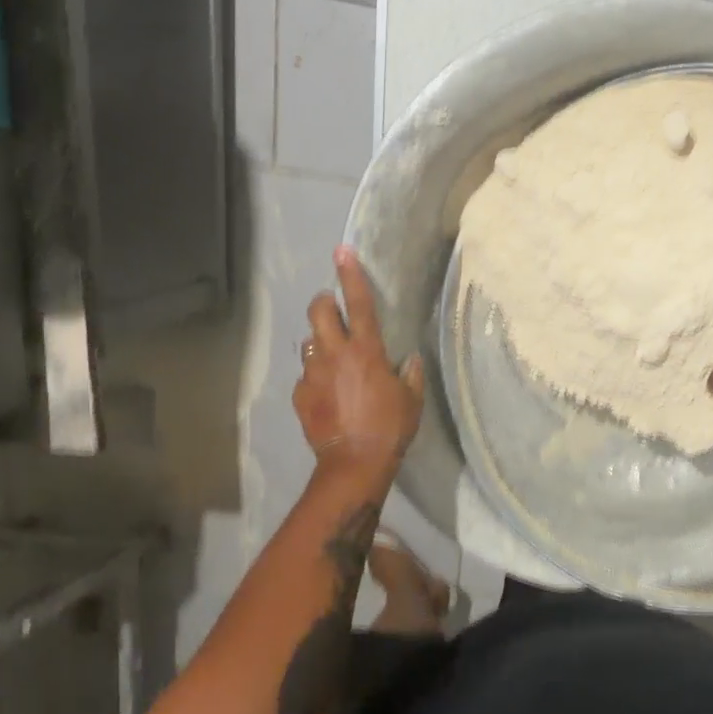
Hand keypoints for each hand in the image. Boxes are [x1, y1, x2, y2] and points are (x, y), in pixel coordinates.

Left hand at [293, 246, 424, 485]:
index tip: (343, 251)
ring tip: (335, 359)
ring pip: (310, 342)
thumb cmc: (391, 427)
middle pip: (319, 311)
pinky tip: (329, 392)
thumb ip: (409, 374)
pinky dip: (317, 375)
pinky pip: (307, 374)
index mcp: (367, 351)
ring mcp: (313, 373)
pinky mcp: (300, 393)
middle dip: (325, 304)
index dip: (351, 275)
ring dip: (322, 342)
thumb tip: (407, 359)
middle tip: (335, 311)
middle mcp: (335, 354)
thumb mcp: (411, 400)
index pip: (359, 304)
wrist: (355, 462)